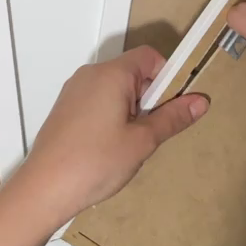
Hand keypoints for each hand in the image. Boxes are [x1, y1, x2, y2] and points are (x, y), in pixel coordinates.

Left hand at [11, 46, 208, 222]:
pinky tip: (109, 148)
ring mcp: (74, 91)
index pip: (149, 56)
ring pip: (115, 89)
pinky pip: (98, 101)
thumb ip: (173, 117)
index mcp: (111, 74)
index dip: (168, 76)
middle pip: (132, 72)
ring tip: (130, 144)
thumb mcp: (142, 141)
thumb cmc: (96, 162)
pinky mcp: (65, 109)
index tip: (173, 106)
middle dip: (150, 97)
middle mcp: (90, 75)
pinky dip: (112, 116)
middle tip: (152, 132)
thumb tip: (201, 100)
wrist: (44, 189)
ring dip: (131, 110)